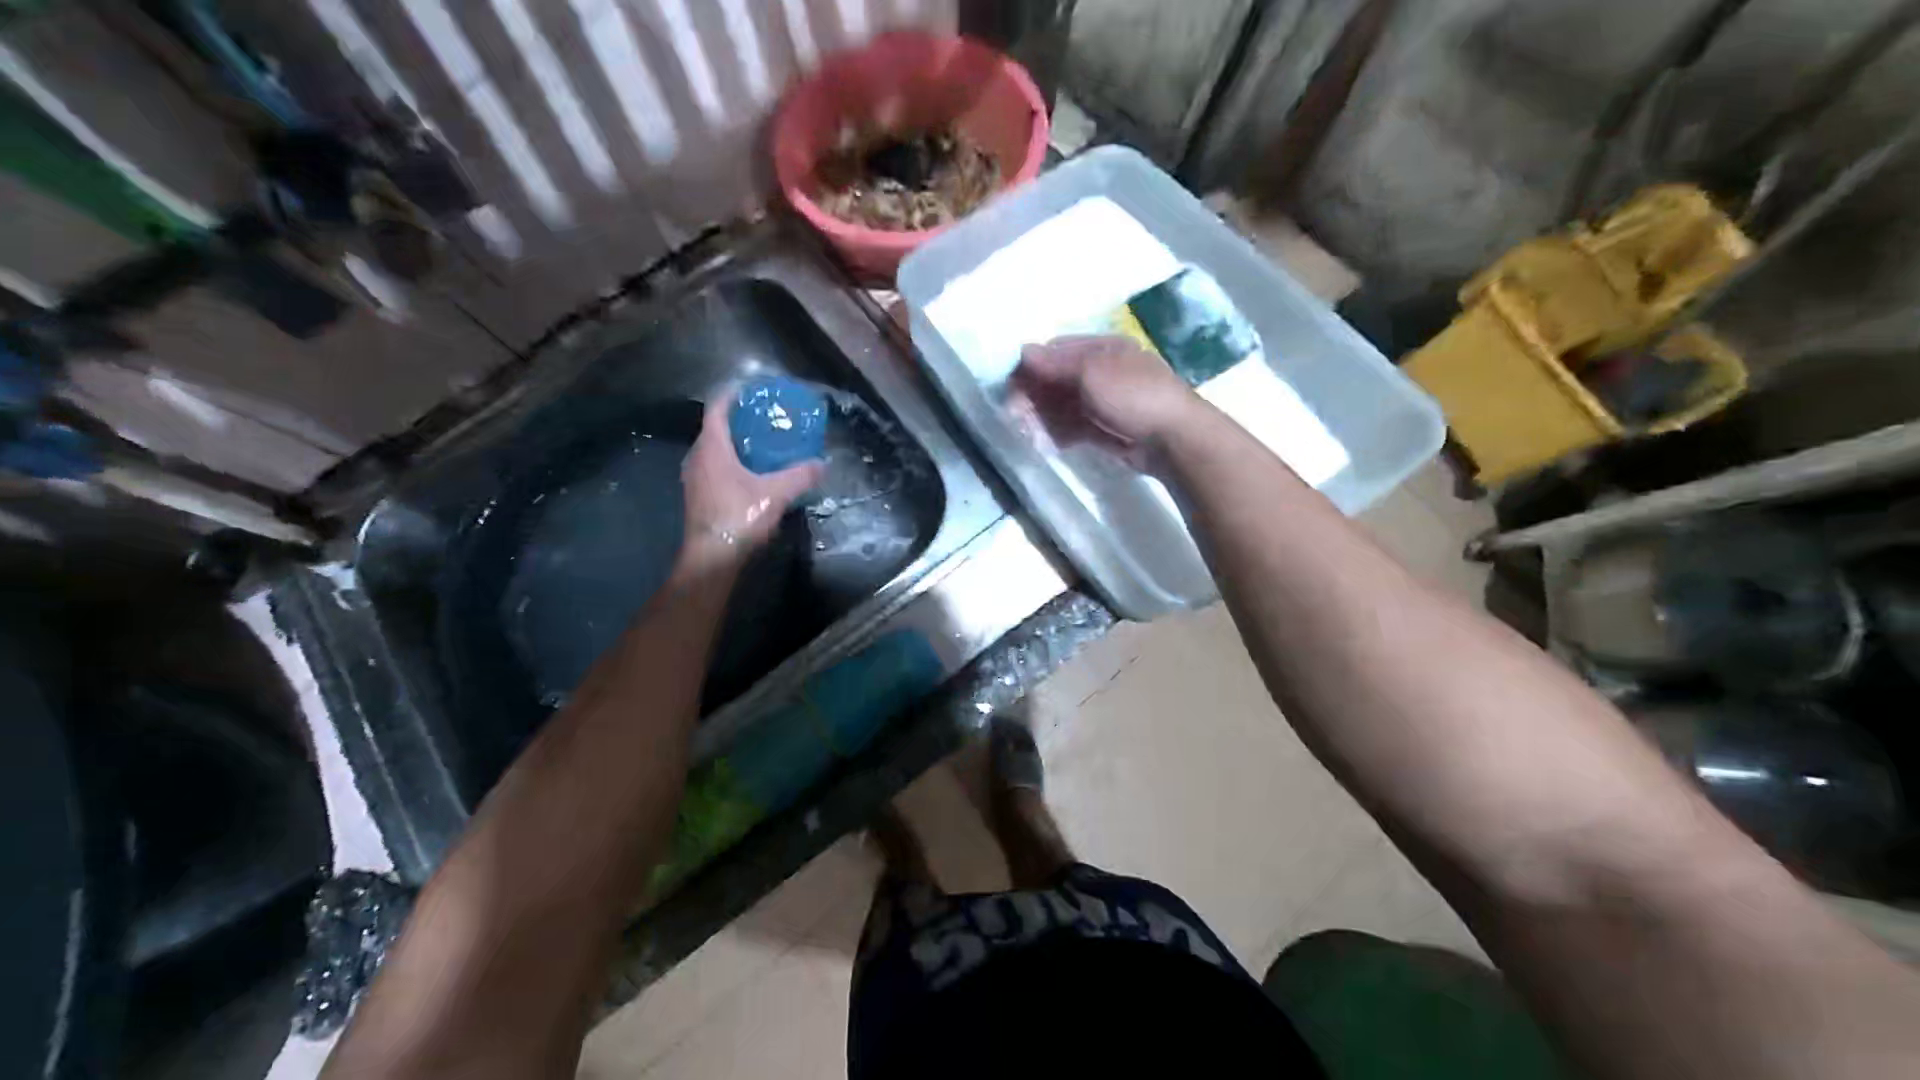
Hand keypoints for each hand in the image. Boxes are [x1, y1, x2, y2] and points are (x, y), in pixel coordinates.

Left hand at [681, 393, 823, 564]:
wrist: (712, 558)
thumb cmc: (739, 517)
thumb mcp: (776, 494)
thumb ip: (800, 476)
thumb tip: (822, 463)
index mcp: (712, 448)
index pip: (717, 409)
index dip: (733, 395)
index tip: (752, 390)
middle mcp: (697, 458)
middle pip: (715, 429)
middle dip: (739, 421)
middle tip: (766, 418)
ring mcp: (694, 479)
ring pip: (714, 450)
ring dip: (735, 444)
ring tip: (763, 443)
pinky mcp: (698, 496)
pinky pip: (714, 468)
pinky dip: (731, 463)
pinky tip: (752, 473)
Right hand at [1010, 335, 1203, 467]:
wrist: (1173, 438)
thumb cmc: (1133, 395)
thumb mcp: (1092, 372)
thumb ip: (1055, 364)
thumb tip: (1023, 351)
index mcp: (1104, 349)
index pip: (1058, 351)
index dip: (1032, 366)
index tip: (1011, 385)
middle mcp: (1104, 372)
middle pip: (1058, 380)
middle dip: (1035, 395)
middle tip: (1015, 413)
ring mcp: (1106, 403)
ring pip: (1064, 406)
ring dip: (1043, 416)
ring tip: (1028, 430)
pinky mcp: (1107, 430)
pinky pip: (1075, 427)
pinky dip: (1059, 433)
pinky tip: (1048, 442)